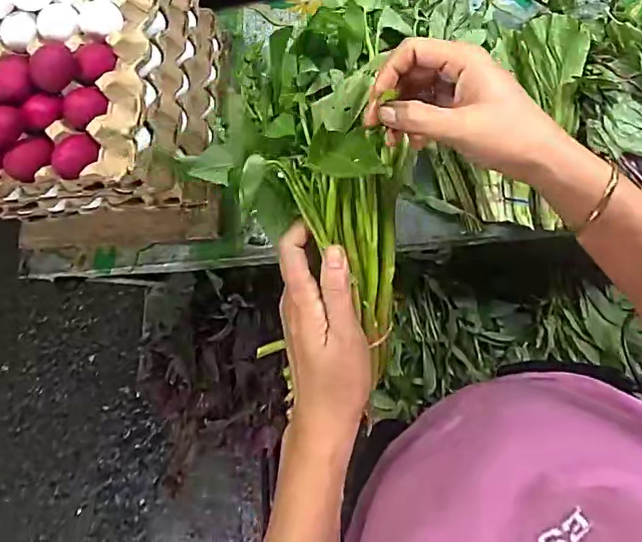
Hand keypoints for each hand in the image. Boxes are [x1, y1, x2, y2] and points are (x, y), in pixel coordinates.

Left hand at [277, 221, 370, 438]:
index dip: (303, 227)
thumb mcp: (346, 333)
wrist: (323, 422)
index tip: (330, 218)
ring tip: (353, 254)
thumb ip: (337, 289)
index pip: (288, 249)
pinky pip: (308, 289)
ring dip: (322, 258)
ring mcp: (293, 313)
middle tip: (350, 233)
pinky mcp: (301, 324)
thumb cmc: (339, 381)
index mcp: (299, 299)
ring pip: (302, 272)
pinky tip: (346, 283)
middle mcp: (290, 301)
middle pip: (294, 257)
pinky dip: (324, 277)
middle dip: (317, 238)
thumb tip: (333, 246)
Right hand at [367, 37, 599, 188]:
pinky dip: (416, 122)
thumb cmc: (508, 137)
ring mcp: (460, 84)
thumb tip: (381, 113)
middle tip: (374, 124)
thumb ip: (416, 118)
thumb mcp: (458, 128)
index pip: (412, 50)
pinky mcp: (462, 104)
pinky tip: (413, 144)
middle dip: (390, 96)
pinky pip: (429, 105)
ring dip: (401, 113)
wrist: (546, 161)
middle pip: (411, 70)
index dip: (388, 72)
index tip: (376, 102)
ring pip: (417, 90)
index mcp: (462, 57)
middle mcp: (458, 65)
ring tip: (392, 141)